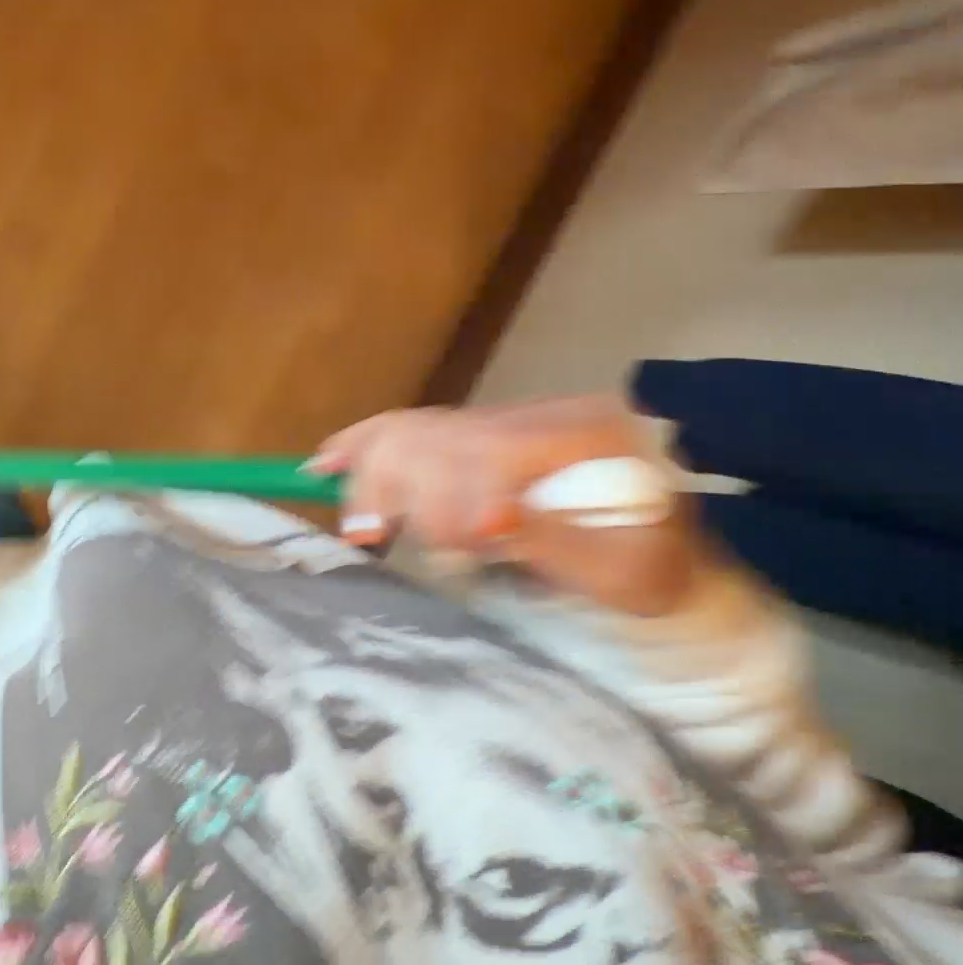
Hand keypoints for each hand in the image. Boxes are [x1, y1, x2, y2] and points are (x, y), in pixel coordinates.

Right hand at [311, 397, 715, 615]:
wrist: (663, 546)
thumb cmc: (649, 571)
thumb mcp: (626, 571)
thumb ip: (561, 543)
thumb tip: (489, 521)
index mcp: (579, 437)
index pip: (490, 452)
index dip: (460, 499)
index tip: (464, 547)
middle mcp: (531, 415)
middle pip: (433, 436)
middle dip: (398, 490)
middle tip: (378, 538)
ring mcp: (498, 419)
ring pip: (408, 430)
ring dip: (367, 474)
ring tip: (354, 521)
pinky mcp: (473, 433)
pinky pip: (402, 428)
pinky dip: (358, 446)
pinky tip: (323, 463)